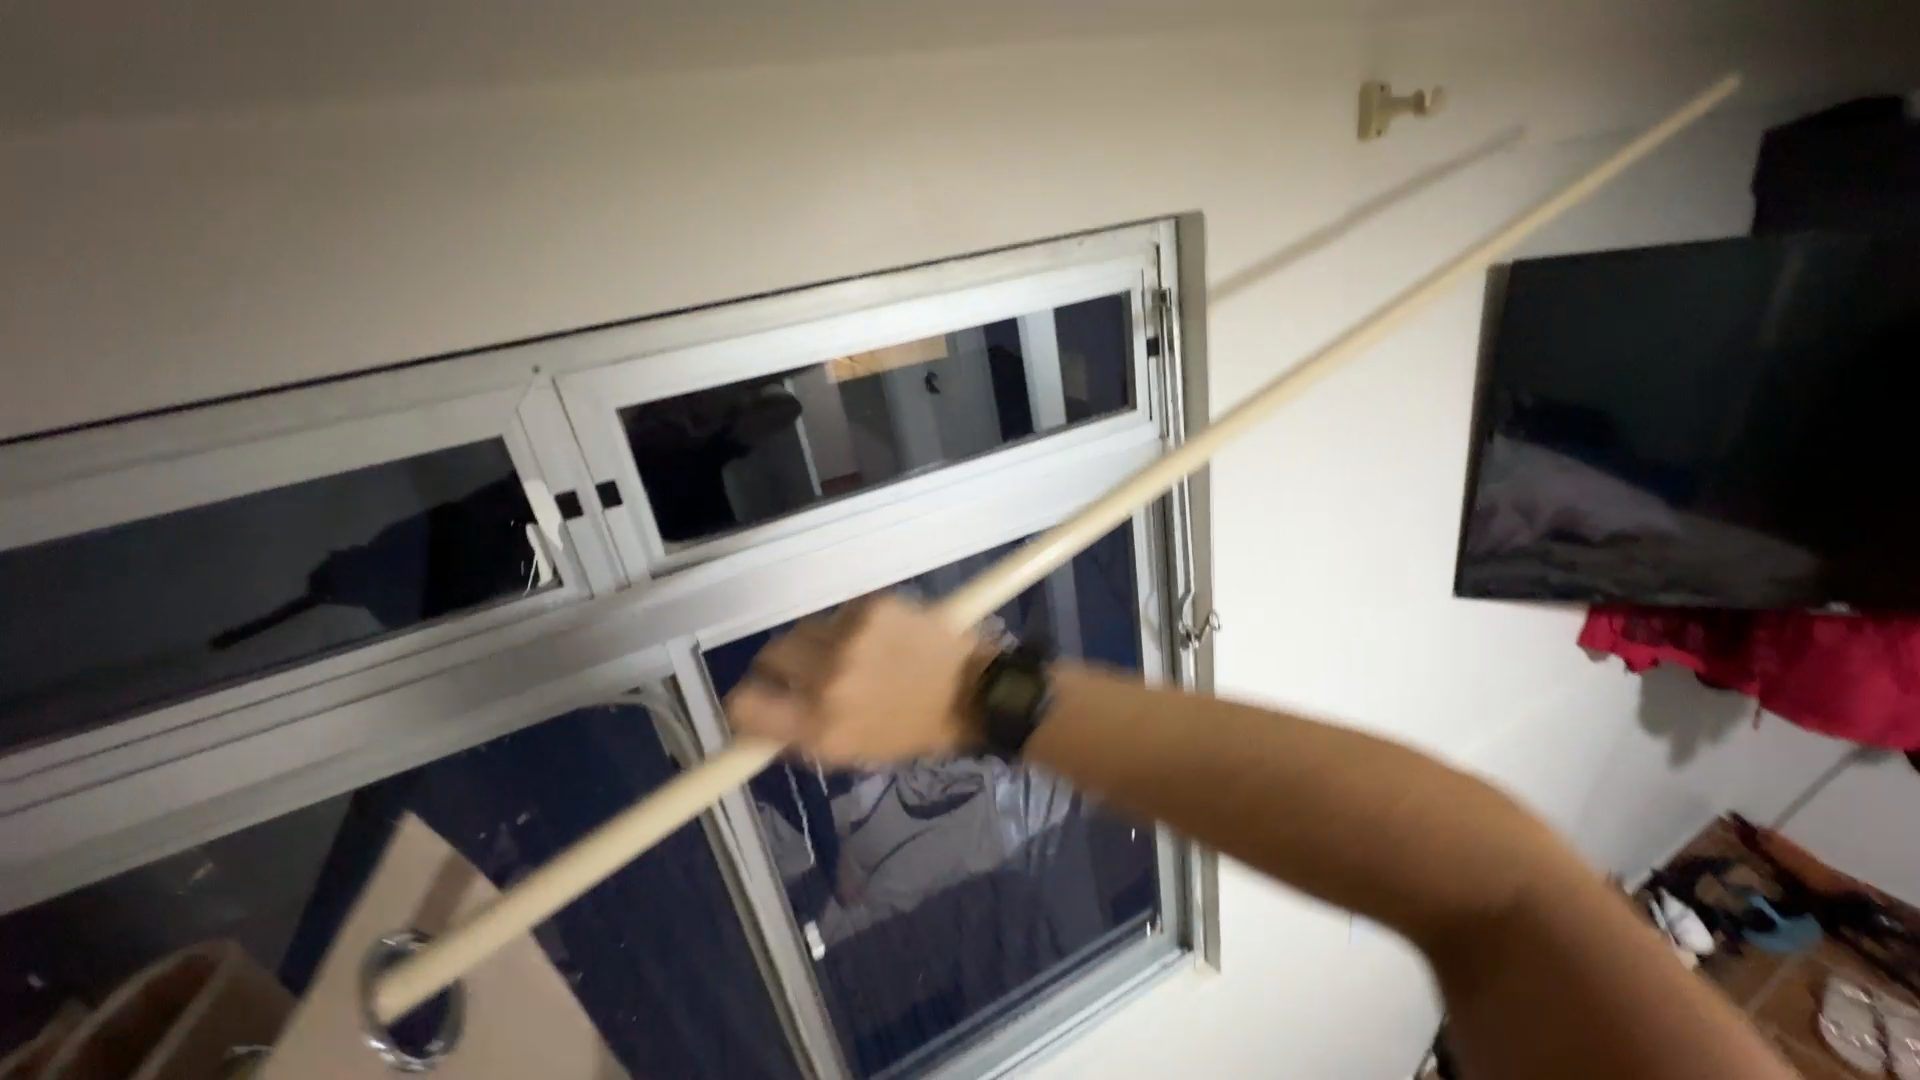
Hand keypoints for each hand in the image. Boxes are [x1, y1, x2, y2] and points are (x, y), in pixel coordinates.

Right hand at [726, 595, 988, 765]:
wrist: (977, 692)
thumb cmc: (916, 730)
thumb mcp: (855, 750)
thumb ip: (804, 733)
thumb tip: (762, 718)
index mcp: (821, 728)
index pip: (744, 706)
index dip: (745, 701)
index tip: (759, 697)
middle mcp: (828, 682)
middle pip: (769, 656)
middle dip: (783, 664)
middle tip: (811, 670)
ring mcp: (849, 639)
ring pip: (805, 629)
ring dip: (820, 642)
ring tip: (858, 654)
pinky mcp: (872, 607)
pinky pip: (841, 613)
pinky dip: (854, 624)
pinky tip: (883, 637)